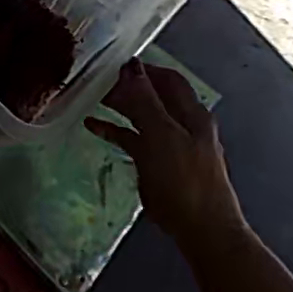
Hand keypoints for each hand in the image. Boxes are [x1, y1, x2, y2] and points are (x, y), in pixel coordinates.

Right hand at [85, 61, 246, 258]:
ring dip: (118, 105)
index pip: (168, 79)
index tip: (112, 63)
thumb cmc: (184, 179)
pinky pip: (133, 137)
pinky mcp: (158, 161)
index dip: (144, 69)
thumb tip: (130, 66)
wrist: (201, 228)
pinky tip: (93, 126)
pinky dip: (114, 129)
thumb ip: (144, 100)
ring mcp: (171, 143)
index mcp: (191, 114)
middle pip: (153, 95)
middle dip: (126, 86)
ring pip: (141, 115)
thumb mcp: (161, 135)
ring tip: (90, 98)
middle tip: (95, 80)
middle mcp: (183, 124)